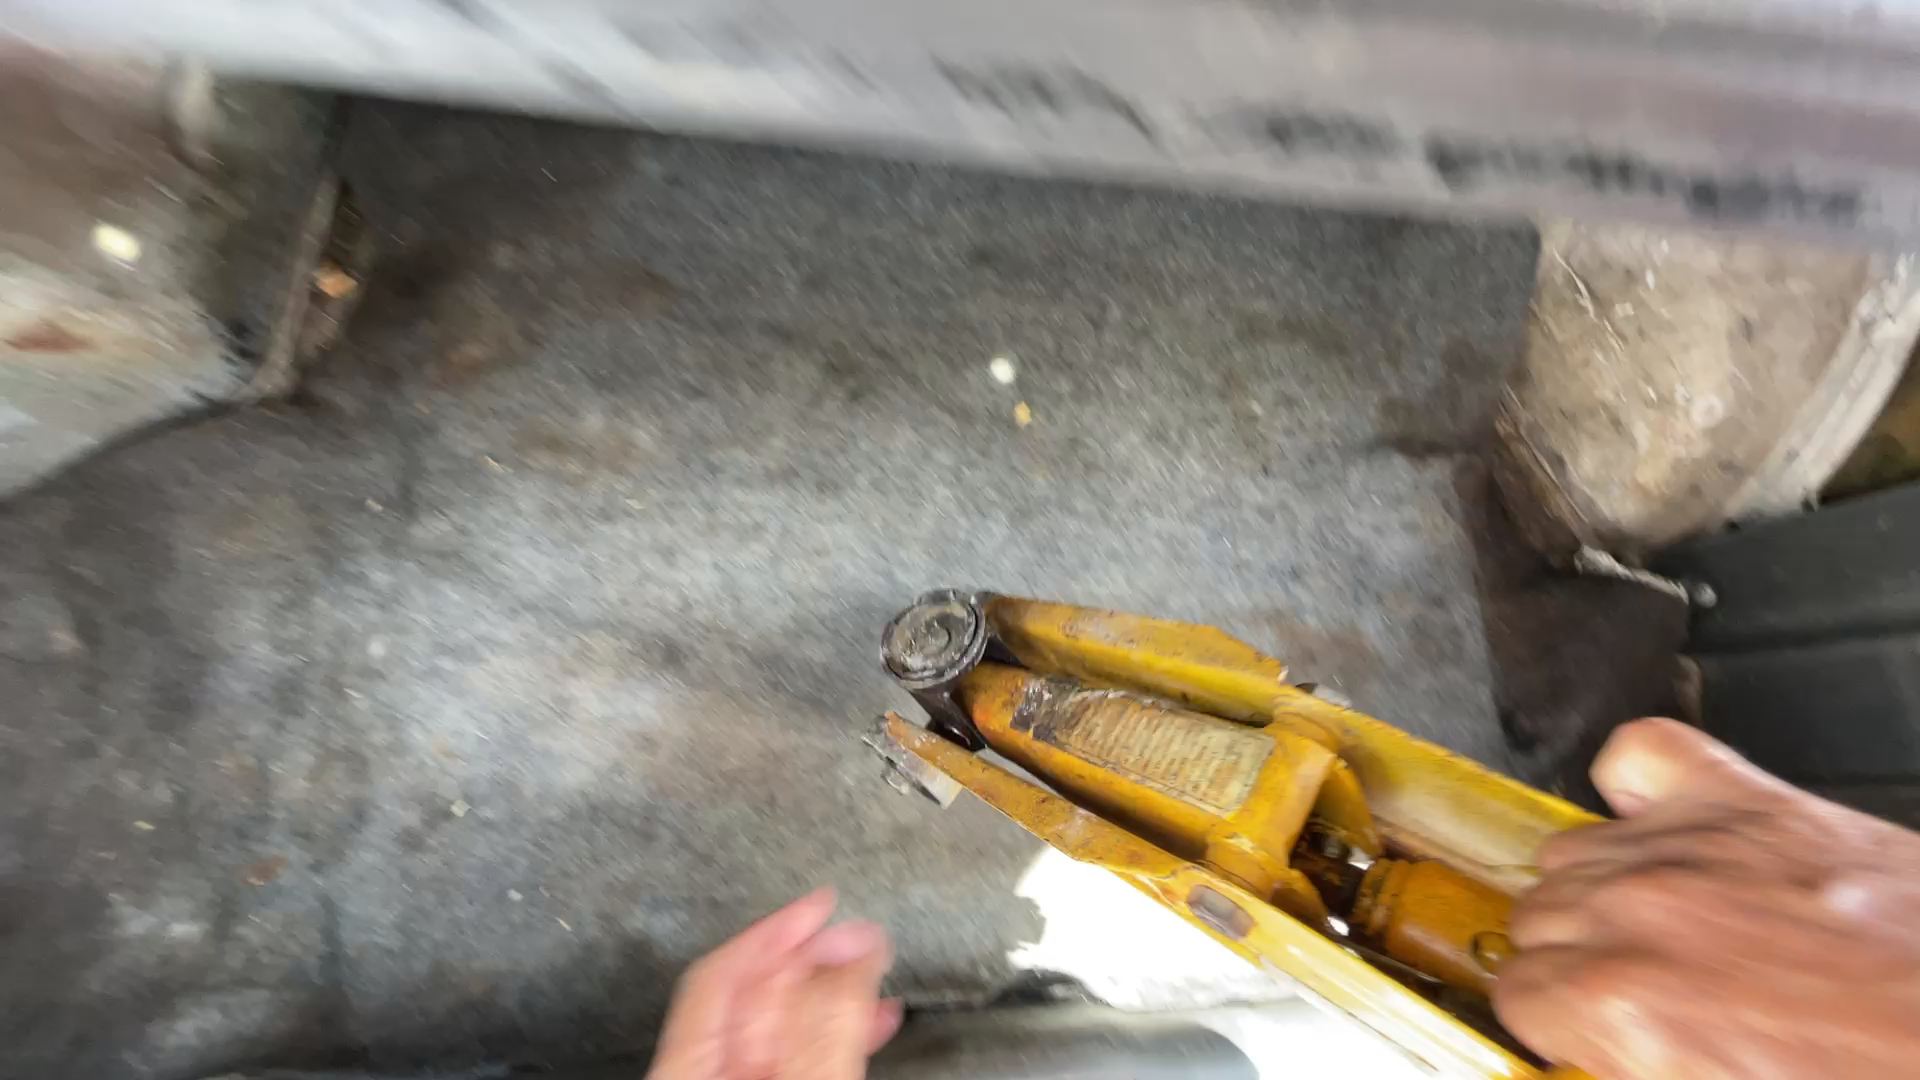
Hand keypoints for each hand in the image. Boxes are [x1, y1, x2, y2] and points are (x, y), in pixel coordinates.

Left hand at [646, 888, 903, 1079]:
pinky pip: (802, 1050)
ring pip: (786, 1019)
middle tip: (856, 930)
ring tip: (874, 963)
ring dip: (835, 986)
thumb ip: (821, 1019)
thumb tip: (856, 944)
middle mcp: (709, 1067)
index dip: (774, 927)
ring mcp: (740, 1077)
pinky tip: (870, 1015)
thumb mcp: (795, 1079)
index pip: (723, 969)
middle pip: (760, 988)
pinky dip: (838, 1027)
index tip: (820, 900)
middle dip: (815, 950)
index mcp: (692, 1062)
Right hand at [1494, 717, 1919, 1078]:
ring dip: (1605, 893)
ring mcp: (1685, 846)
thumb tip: (1600, 1056)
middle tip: (1653, 1005)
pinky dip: (1636, 788)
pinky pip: (1641, 756)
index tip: (1594, 1040)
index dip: (1561, 1026)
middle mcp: (1632, 911)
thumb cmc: (1898, 1077)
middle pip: (1536, 919)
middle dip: (1580, 965)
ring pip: (1568, 853)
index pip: (1520, 996)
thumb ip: (1645, 1067)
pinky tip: (1661, 830)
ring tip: (1678, 936)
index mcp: (1628, 1004)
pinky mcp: (1744, 802)